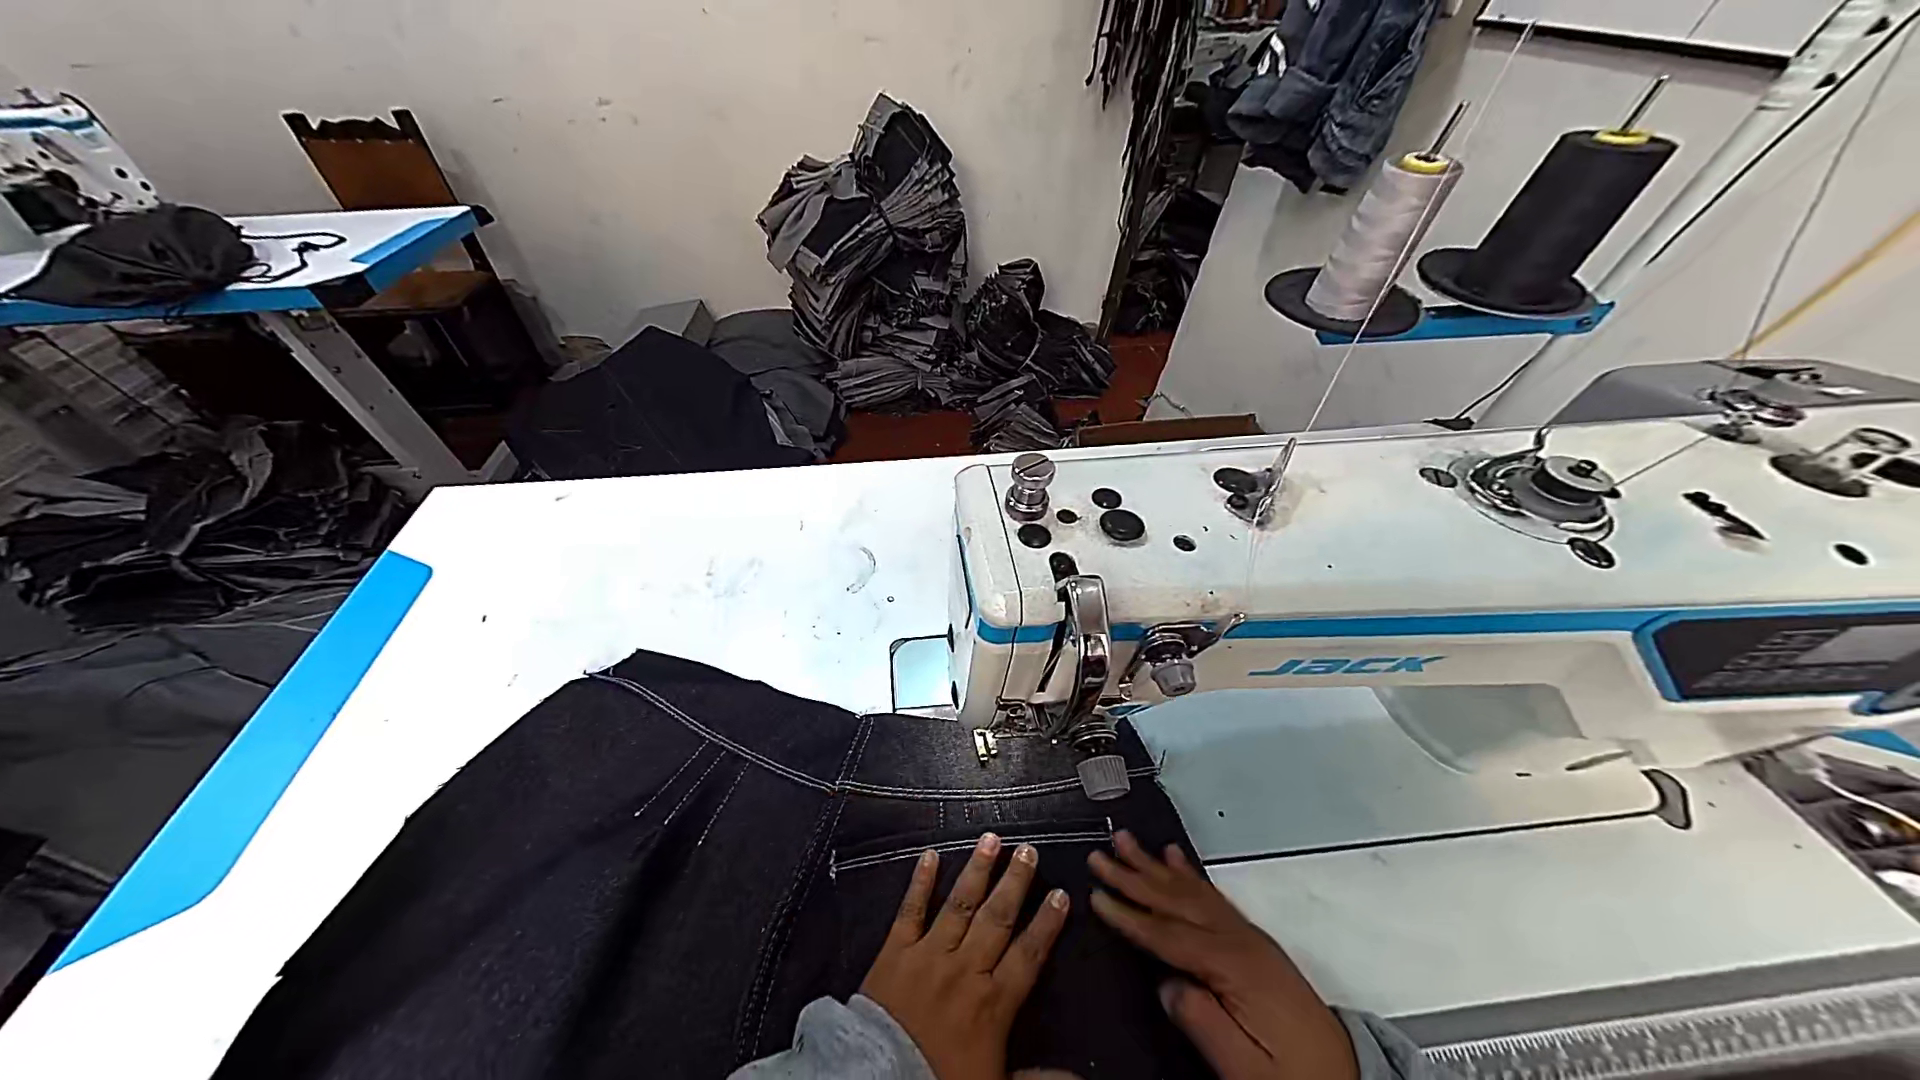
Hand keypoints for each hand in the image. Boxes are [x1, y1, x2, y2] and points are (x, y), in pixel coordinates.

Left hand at [860, 833, 1070, 1079]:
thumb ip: (1038, 1079)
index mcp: (992, 1002)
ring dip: (977, 870)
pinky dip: (920, 882)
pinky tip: (929, 855)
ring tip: (990, 839)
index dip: (1046, 924)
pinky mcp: (895, 952)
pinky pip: (910, 911)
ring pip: (959, 904)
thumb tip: (1077, 1076)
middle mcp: (965, 968)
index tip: (1060, 894)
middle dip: (1015, 882)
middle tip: (1028, 851)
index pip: (1028, 954)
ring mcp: (929, 954)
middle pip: (997, 918)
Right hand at [1088, 832, 1357, 1079]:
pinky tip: (1175, 859)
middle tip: (1100, 854)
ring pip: (1191, 891)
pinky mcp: (1253, 942)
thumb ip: (1203, 1022)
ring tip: (1127, 841)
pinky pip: (1213, 896)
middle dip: (1133, 876)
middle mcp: (1240, 941)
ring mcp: (1247, 937)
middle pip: (1174, 900)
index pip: (1167, 935)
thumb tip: (1166, 985)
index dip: (1128, 915)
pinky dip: (1189, 874)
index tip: (1097, 897)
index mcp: (1234, 967)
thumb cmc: (1295, 1076)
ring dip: (1155, 865)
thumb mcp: (1246, 1068)